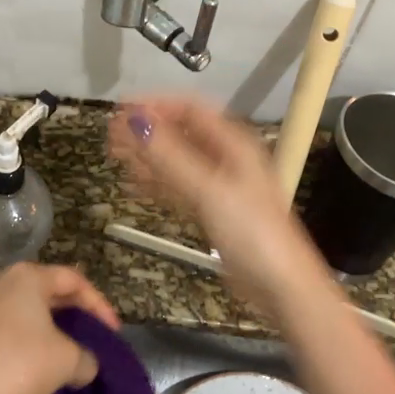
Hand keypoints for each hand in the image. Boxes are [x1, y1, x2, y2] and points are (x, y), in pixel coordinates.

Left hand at [0, 263, 119, 393]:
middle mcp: (1, 279)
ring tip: (60, 353)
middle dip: (71, 315)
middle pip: (46, 291)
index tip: (112, 332)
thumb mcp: (65, 362)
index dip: (98, 304)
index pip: (73, 279)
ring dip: (45, 328)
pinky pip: (2, 326)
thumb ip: (85, 358)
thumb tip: (85, 363)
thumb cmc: (16, 362)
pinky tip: (26, 364)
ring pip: (22, 309)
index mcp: (28, 276)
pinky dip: (21, 338)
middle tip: (89, 338)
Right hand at [109, 93, 322, 313]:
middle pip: (181, 133)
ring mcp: (219, 186)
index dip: (156, 105)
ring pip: (176, 161)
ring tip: (114, 154)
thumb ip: (168, 156)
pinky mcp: (213, 212)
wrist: (282, 288)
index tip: (123, 110)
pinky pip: (178, 188)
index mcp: (233, 143)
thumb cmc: (251, 232)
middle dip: (147, 131)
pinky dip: (156, 183)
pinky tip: (132, 185)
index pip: (190, 109)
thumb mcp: (208, 189)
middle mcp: (226, 158)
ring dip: (147, 156)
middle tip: (112, 134)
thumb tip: (133, 121)